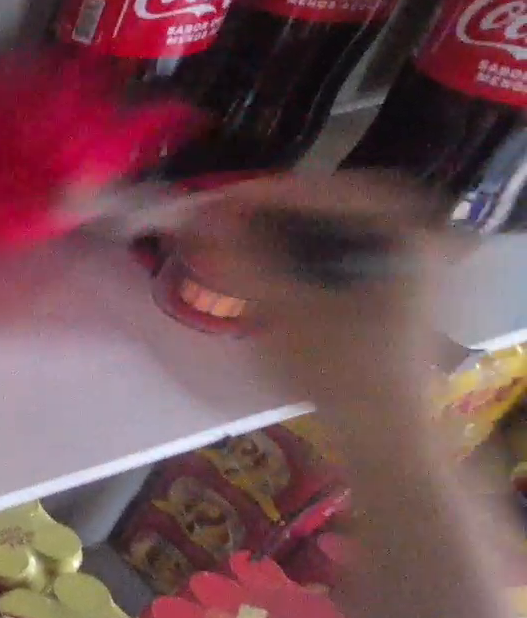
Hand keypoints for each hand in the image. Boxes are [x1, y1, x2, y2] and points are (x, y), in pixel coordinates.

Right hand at [170, 171, 455, 420]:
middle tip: (226, 218)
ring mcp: (411, 266)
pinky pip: (344, 252)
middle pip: (340, 205)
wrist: (381, 426)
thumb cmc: (338, 367)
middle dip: (280, 208)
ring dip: (287, 231)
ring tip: (239, 240)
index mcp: (406, 236)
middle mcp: (419, 241)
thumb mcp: (281, 309)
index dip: (272, 191)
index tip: (218, 201)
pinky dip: (303, 252)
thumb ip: (240, 259)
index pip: (335, 191)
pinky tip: (271, 268)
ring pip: (340, 229)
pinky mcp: (393, 290)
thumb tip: (198, 220)